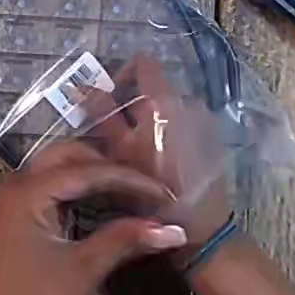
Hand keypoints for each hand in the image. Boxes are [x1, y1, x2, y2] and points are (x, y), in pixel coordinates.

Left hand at [0, 142, 186, 294]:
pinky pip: (53, 190)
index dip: (130, 179)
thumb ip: (125, 240)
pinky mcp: (17, 218)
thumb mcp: (82, 272)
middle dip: (110, 167)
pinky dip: (81, 193)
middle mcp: (19, 184)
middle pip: (71, 156)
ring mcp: (15, 201)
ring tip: (133, 192)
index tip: (165, 192)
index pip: (89, 170)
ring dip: (95, 177)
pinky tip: (107, 207)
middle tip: (146, 184)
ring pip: (60, 170)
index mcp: (29, 190)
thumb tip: (173, 229)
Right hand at [83, 55, 234, 245]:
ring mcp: (202, 120)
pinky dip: (167, 133)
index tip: (108, 99)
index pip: (143, 63)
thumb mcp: (120, 154)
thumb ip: (103, 116)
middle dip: (131, 106)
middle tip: (115, 134)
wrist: (203, 231)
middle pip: (153, 88)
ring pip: (165, 109)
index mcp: (163, 103)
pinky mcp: (210, 138)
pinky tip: (160, 160)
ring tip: (137, 151)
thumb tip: (83, 86)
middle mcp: (186, 103)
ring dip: (149, 121)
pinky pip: (182, 123)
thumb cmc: (156, 193)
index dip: (122, 74)